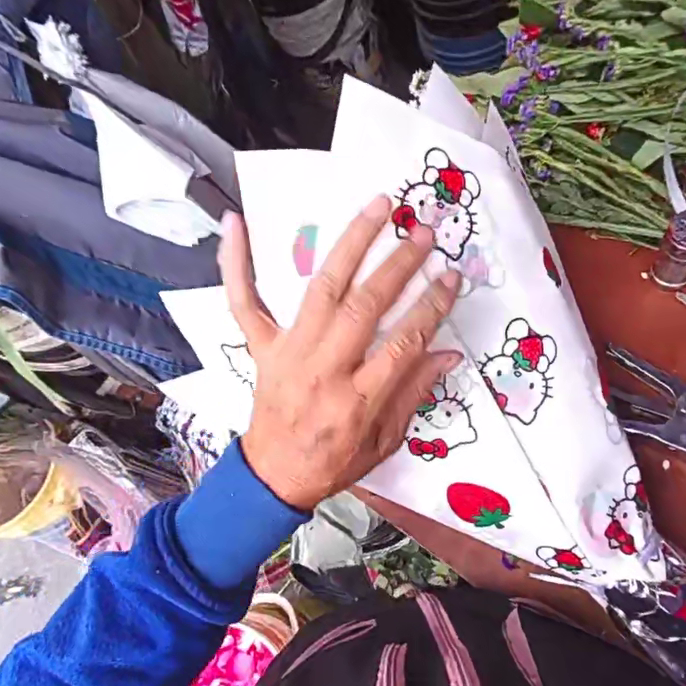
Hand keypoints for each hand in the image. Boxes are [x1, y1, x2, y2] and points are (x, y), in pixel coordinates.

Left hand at [220, 197, 462, 509]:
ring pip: (321, 289)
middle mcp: (322, 370)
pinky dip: (236, 262)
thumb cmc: (336, 461)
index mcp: (358, 400)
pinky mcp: (261, 346)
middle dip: (398, 266)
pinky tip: (235, 223)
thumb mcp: (387, 439)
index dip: (431, 308)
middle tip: (423, 235)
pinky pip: (243, 301)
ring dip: (351, 244)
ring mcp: (288, 353)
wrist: (274, 476)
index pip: (402, 344)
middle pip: (364, 308)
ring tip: (377, 208)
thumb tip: (449, 353)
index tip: (451, 278)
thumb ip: (415, 392)